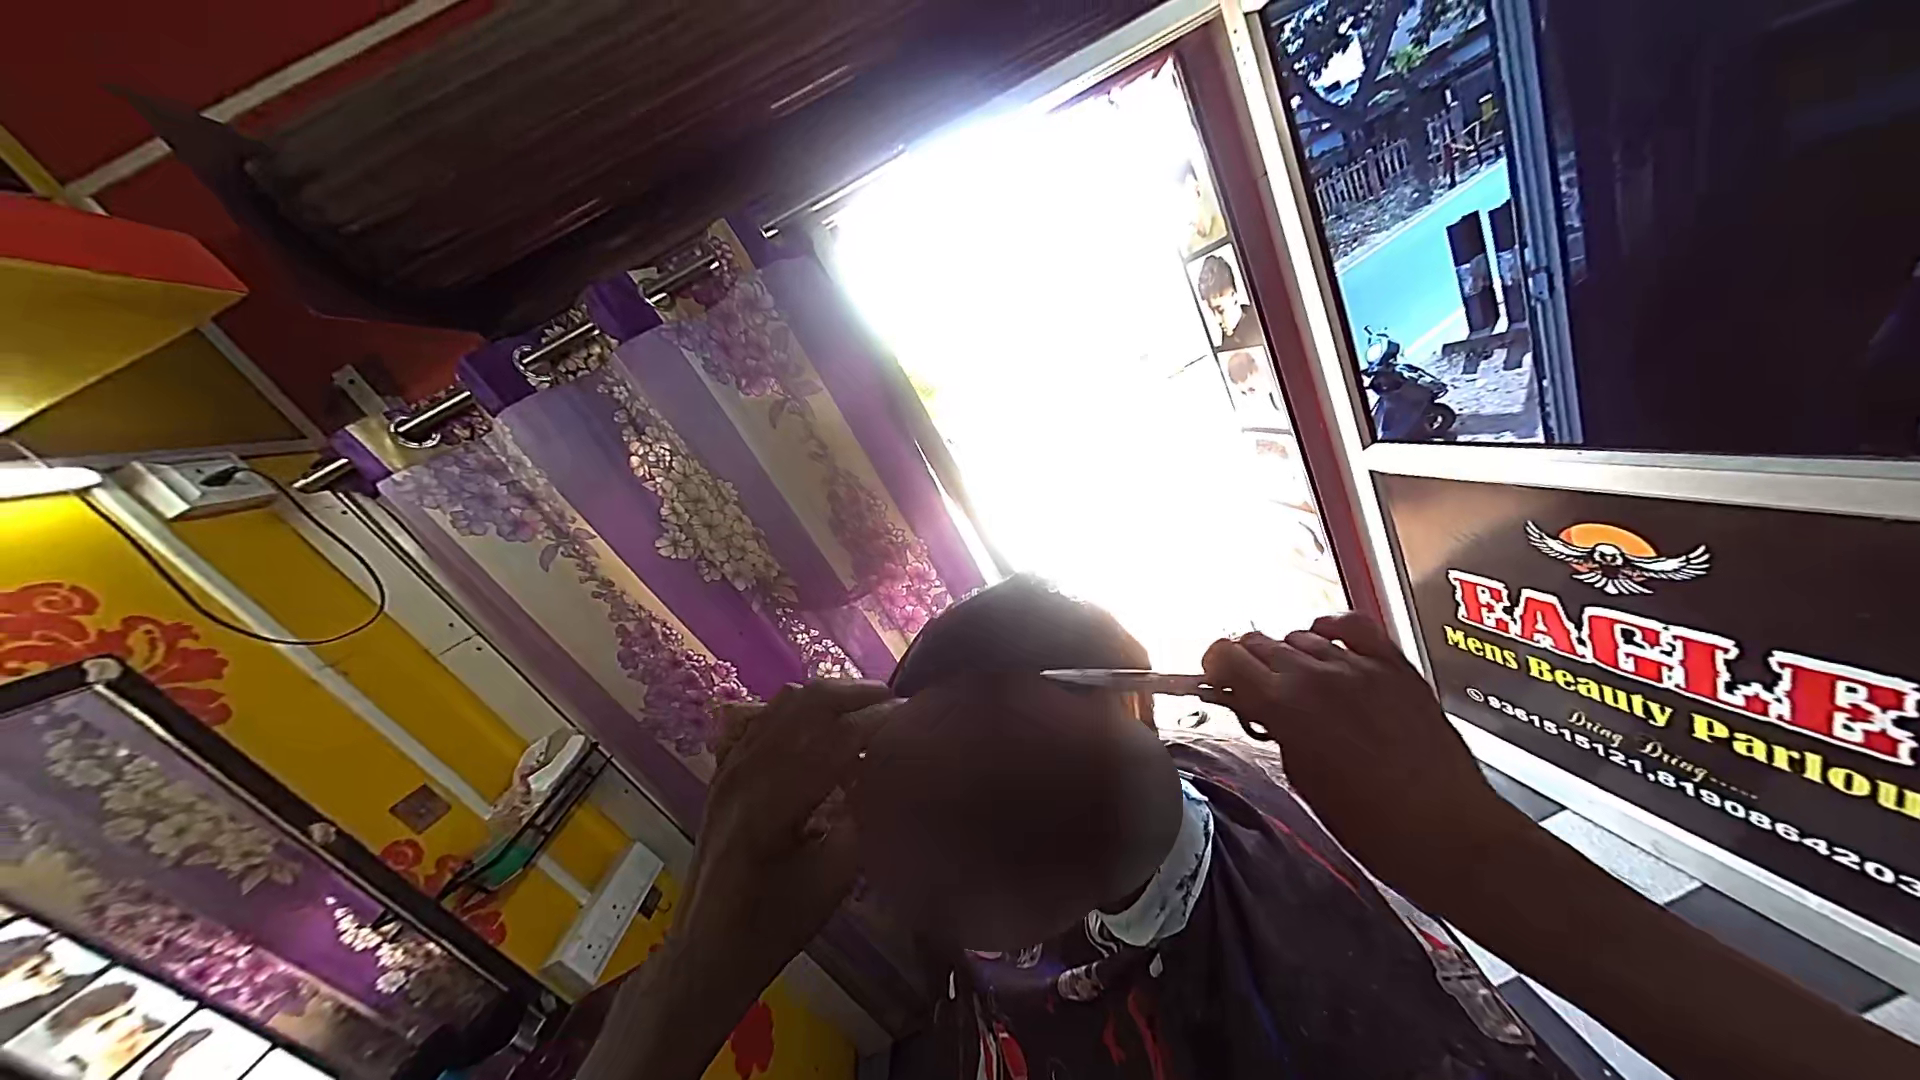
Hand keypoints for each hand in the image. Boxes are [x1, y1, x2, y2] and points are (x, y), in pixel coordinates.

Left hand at [578, 681, 895, 1079]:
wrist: (707, 949)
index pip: (836, 739)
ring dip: (832, 694)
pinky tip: (824, 718)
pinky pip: (766, 714)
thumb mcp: (833, 881)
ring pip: (786, 702)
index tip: (915, 717)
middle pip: (809, 704)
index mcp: (771, 806)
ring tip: (869, 704)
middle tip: (897, 703)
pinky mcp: (726, 767)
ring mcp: (730, 765)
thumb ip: (865, 819)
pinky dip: (801, 705)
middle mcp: (746, 772)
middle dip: (859, 694)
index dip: (880, 722)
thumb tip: (897, 771)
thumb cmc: (774, 924)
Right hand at [1201, 613, 1525, 906]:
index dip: (1215, 665)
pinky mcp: (1394, 668)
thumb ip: (1273, 729)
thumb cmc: (1372, 823)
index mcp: (1282, 705)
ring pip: (1299, 636)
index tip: (1217, 676)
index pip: (1226, 657)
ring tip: (1294, 678)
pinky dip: (1332, 630)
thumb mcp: (1299, 776)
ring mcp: (1358, 667)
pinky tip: (1326, 640)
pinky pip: (1353, 626)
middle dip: (1245, 661)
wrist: (1448, 835)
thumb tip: (1262, 711)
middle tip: (1249, 683)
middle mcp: (1315, 676)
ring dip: (1287, 654)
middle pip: (1257, 642)